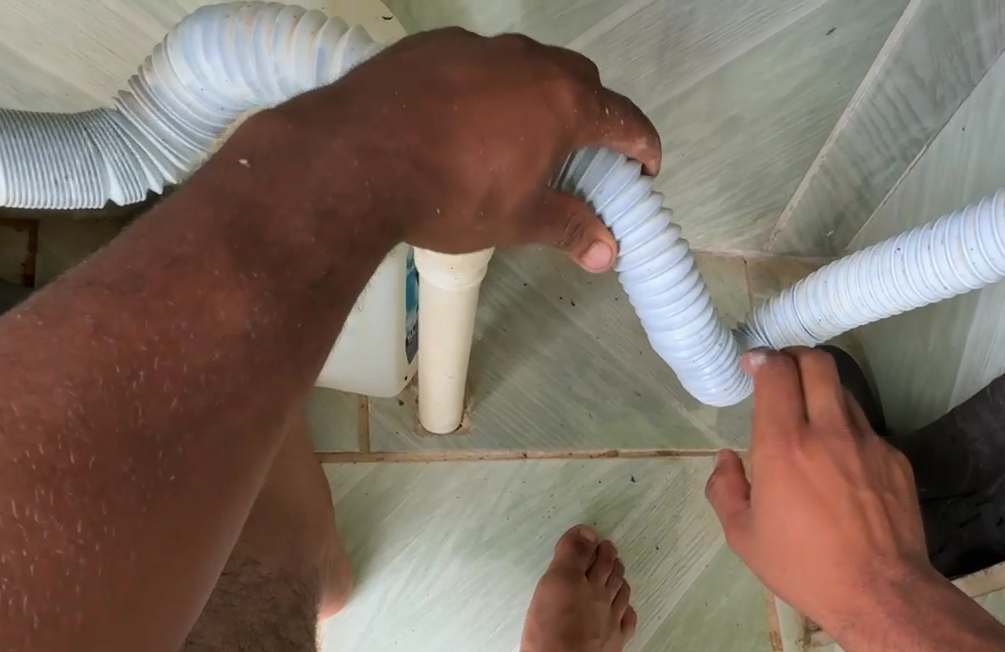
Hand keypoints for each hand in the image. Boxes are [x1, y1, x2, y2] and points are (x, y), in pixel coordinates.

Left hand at [233, 28, 660, 272]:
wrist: (357, 157)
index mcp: (561, 102)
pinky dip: (495, 90)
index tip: (647, 167)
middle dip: (595, 116)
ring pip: (529, 66)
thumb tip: (608, 253)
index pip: (621, 118)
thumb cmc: (452, 195)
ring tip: (529, 138)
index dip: (641, 144)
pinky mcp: (434, 46)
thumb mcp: (519, 220)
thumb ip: (569, 229)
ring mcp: (478, 47)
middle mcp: (527, 61)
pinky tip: (472, 122)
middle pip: (581, 81)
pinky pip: (482, 64)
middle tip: (588, 156)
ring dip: (543, 98)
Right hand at [706, 349, 937, 632]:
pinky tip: (840, 463)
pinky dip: (846, 431)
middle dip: (795, 357)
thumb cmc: (802, 567)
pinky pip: (865, 430)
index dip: (762, 360)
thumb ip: (725, 489)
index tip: (752, 365)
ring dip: (822, 392)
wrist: (878, 591)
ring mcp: (868, 442)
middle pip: (817, 363)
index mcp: (784, 445)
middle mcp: (828, 430)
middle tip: (781, 373)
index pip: (776, 373)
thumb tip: (726, 459)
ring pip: (844, 393)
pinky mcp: (895, 459)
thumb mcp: (743, 536)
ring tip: (810, 418)